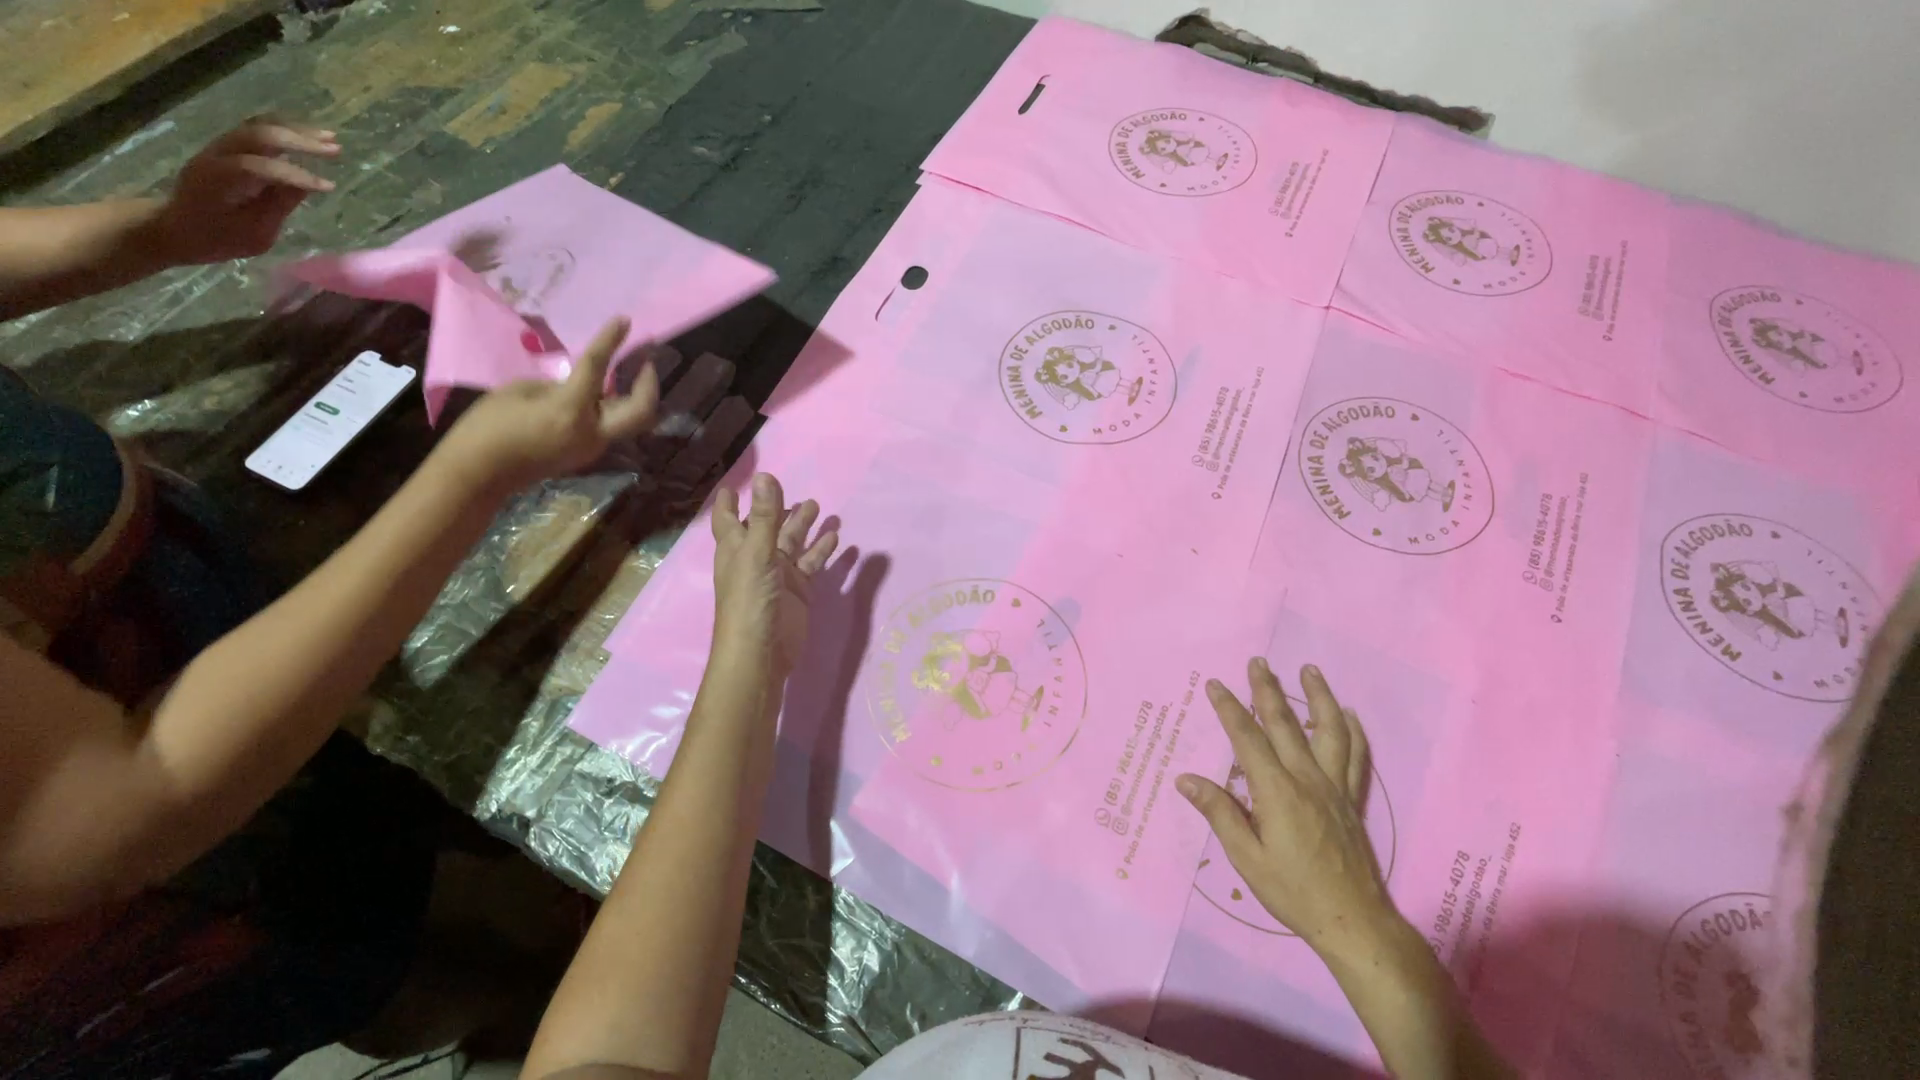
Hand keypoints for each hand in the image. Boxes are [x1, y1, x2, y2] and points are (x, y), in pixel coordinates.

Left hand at [155, 119, 339, 263]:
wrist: (177, 228)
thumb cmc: (217, 238)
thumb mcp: (254, 233)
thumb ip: (278, 206)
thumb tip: (307, 186)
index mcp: (218, 178)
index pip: (261, 167)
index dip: (297, 175)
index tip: (330, 187)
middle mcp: (216, 154)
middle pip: (259, 135)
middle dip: (299, 140)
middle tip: (335, 149)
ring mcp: (220, 148)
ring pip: (259, 127)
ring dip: (295, 131)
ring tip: (329, 138)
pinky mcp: (228, 149)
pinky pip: (257, 132)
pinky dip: (285, 132)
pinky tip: (308, 138)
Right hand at [438, 317, 660, 492]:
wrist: (478, 474)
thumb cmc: (488, 427)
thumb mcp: (519, 391)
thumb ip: (556, 385)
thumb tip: (576, 386)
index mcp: (571, 411)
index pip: (598, 368)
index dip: (611, 341)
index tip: (625, 320)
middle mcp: (593, 433)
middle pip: (642, 411)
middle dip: (649, 384)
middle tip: (646, 361)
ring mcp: (593, 447)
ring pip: (630, 421)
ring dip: (636, 397)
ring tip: (631, 373)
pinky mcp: (586, 454)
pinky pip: (610, 427)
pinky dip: (615, 408)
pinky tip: (606, 393)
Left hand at [711, 474, 837, 674]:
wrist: (763, 650)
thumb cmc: (750, 599)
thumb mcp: (757, 552)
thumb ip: (765, 516)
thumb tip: (765, 474)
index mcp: (736, 548)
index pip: (728, 519)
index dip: (729, 503)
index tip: (732, 486)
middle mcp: (755, 558)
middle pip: (768, 527)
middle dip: (780, 510)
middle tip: (799, 494)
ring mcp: (778, 574)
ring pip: (793, 543)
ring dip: (805, 527)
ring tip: (822, 509)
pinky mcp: (799, 590)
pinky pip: (812, 564)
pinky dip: (823, 551)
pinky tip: (837, 539)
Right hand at [1178, 659, 1395, 963]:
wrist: (1352, 919)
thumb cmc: (1292, 891)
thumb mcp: (1246, 857)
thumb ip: (1219, 813)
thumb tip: (1186, 779)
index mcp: (1276, 791)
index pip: (1248, 739)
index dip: (1229, 709)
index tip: (1215, 684)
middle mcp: (1308, 779)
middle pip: (1286, 724)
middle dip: (1268, 690)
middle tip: (1257, 662)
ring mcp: (1334, 787)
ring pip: (1328, 730)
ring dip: (1317, 696)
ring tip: (1308, 670)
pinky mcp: (1352, 800)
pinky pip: (1356, 756)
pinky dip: (1351, 730)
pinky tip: (1347, 714)